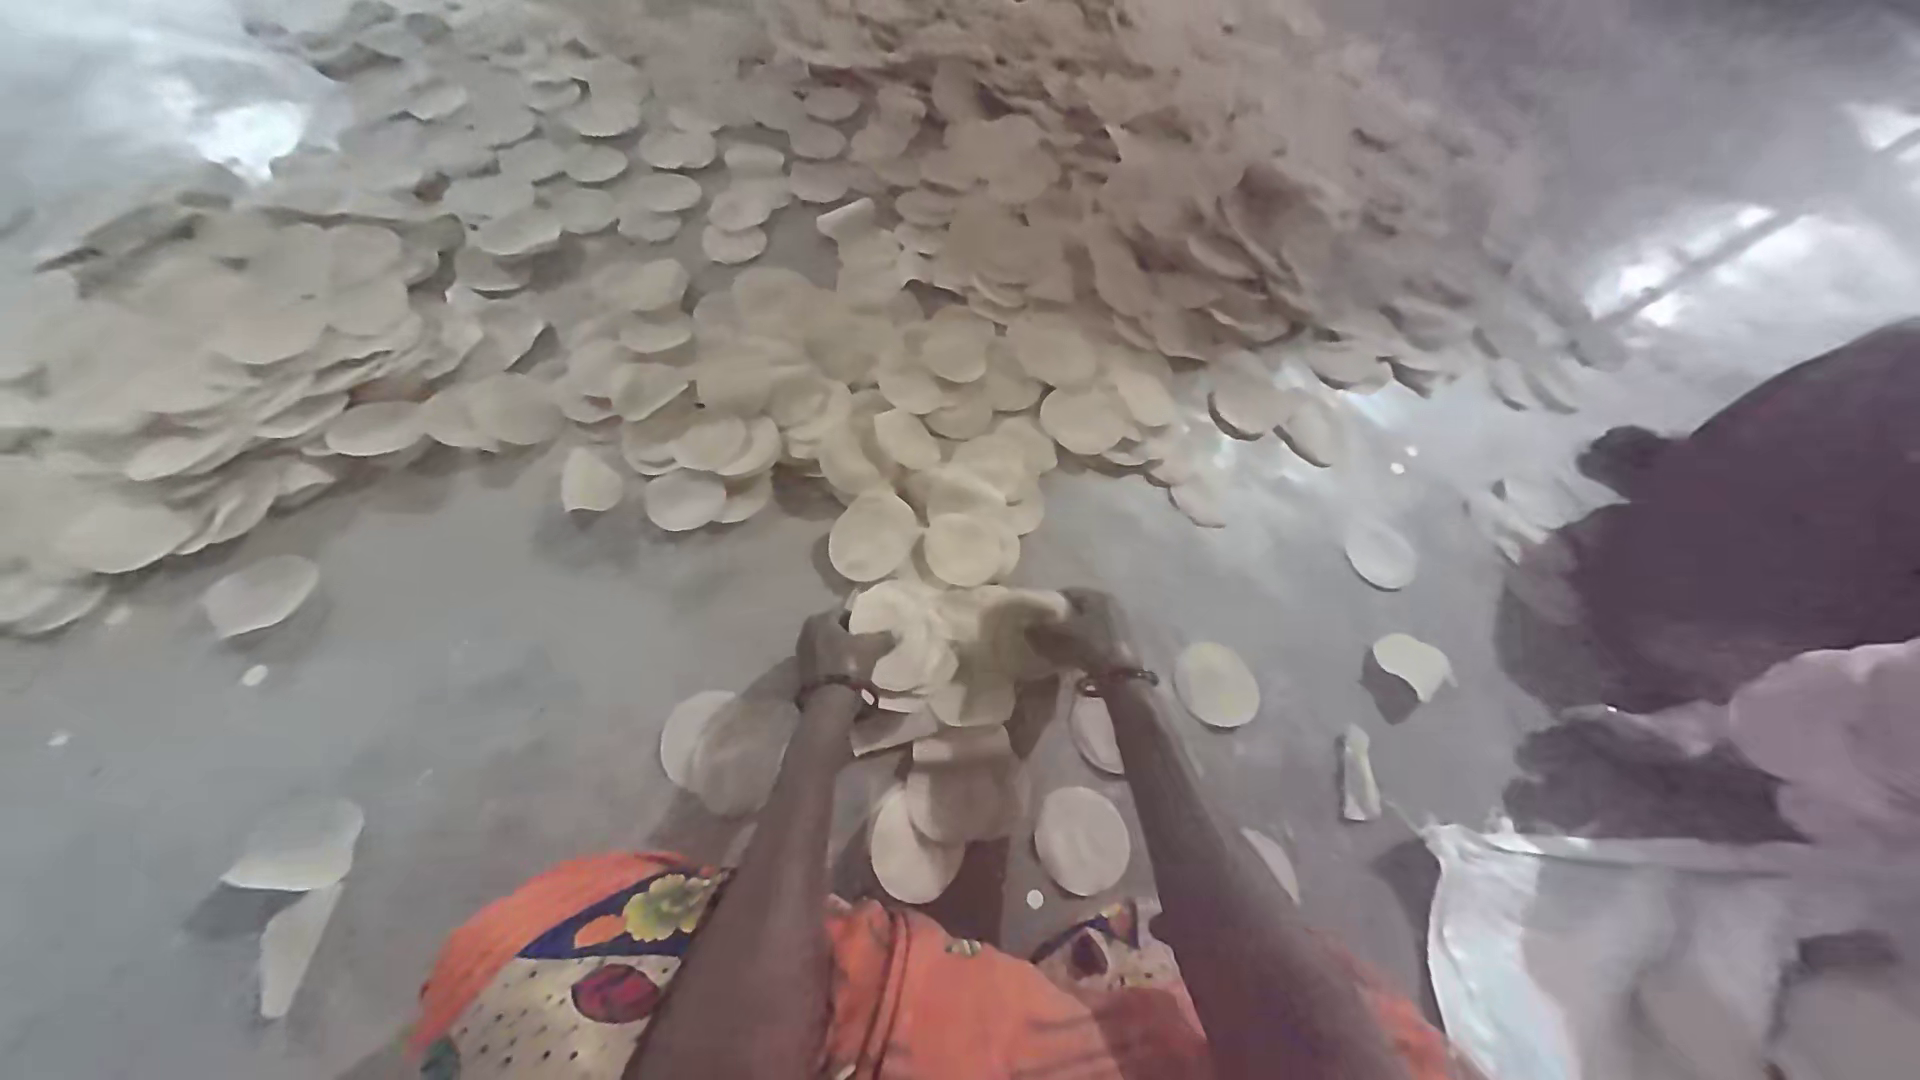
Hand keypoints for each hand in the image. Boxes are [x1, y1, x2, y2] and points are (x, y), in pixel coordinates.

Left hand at [796, 609, 892, 686]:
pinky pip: (824, 662)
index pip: (844, 613)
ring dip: (842, 651)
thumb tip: (896, 634)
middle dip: (850, 636)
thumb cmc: (848, 664)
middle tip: (867, 642)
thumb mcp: (872, 647)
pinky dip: (835, 665)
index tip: (871, 628)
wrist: (830, 700)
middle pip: (834, 630)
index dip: (860, 620)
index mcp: (819, 620)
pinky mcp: (803, 672)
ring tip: (860, 659)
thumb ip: (885, 637)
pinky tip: (848, 672)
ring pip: (828, 647)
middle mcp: (806, 633)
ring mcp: (802, 654)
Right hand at [1026, 588, 1137, 673]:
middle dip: (1061, 620)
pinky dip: (1083, 643)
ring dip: (1072, 633)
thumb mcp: (1061, 634)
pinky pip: (1095, 637)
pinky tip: (1074, 655)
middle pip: (1078, 609)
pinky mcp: (1122, 641)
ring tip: (1057, 646)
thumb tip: (1027, 627)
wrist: (1121, 676)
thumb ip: (1041, 628)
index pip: (1067, 593)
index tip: (1037, 618)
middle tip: (1045, 633)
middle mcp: (1110, 604)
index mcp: (1097, 595)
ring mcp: (1119, 623)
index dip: (1049, 605)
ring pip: (1087, 623)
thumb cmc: (1091, 646)